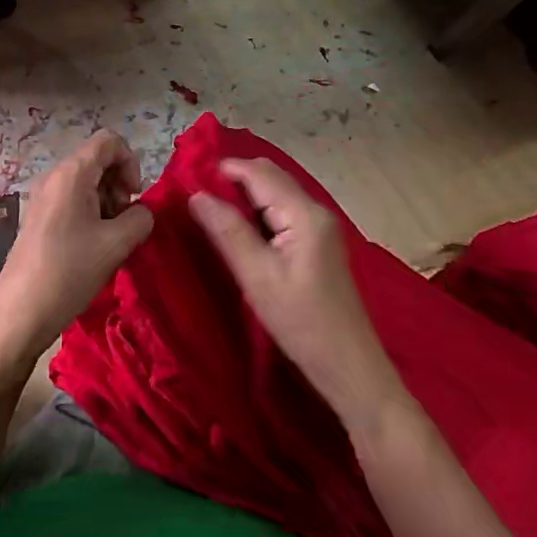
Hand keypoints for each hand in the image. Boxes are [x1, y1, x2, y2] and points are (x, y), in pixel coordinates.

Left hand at [0, 131, 151, 371]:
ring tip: (110, 238)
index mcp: (72, 173)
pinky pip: (73, 200)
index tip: (134, 197)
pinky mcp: (39, 218)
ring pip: (87, 182)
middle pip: (98, 160)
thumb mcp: (118, 243)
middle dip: (120, 185)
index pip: (109, 141)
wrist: (20, 313)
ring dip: (107, 202)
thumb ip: (141, 217)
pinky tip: (93, 246)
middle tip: (124, 222)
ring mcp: (43, 197)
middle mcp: (54, 176)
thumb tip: (141, 213)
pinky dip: (91, 214)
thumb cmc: (70, 271)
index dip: (131, 162)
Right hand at [189, 159, 399, 415]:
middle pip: (271, 177)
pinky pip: (284, 212)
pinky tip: (240, 228)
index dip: (224, 170)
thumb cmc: (302, 324)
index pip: (259, 174)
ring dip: (245, 195)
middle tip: (196, 193)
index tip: (187, 177)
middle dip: (233, 179)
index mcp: (305, 214)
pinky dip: (259, 211)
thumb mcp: (258, 278)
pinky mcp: (318, 242)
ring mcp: (321, 226)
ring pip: (277, 193)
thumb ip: (228, 232)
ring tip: (210, 208)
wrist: (349, 366)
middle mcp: (316, 210)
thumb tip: (196, 195)